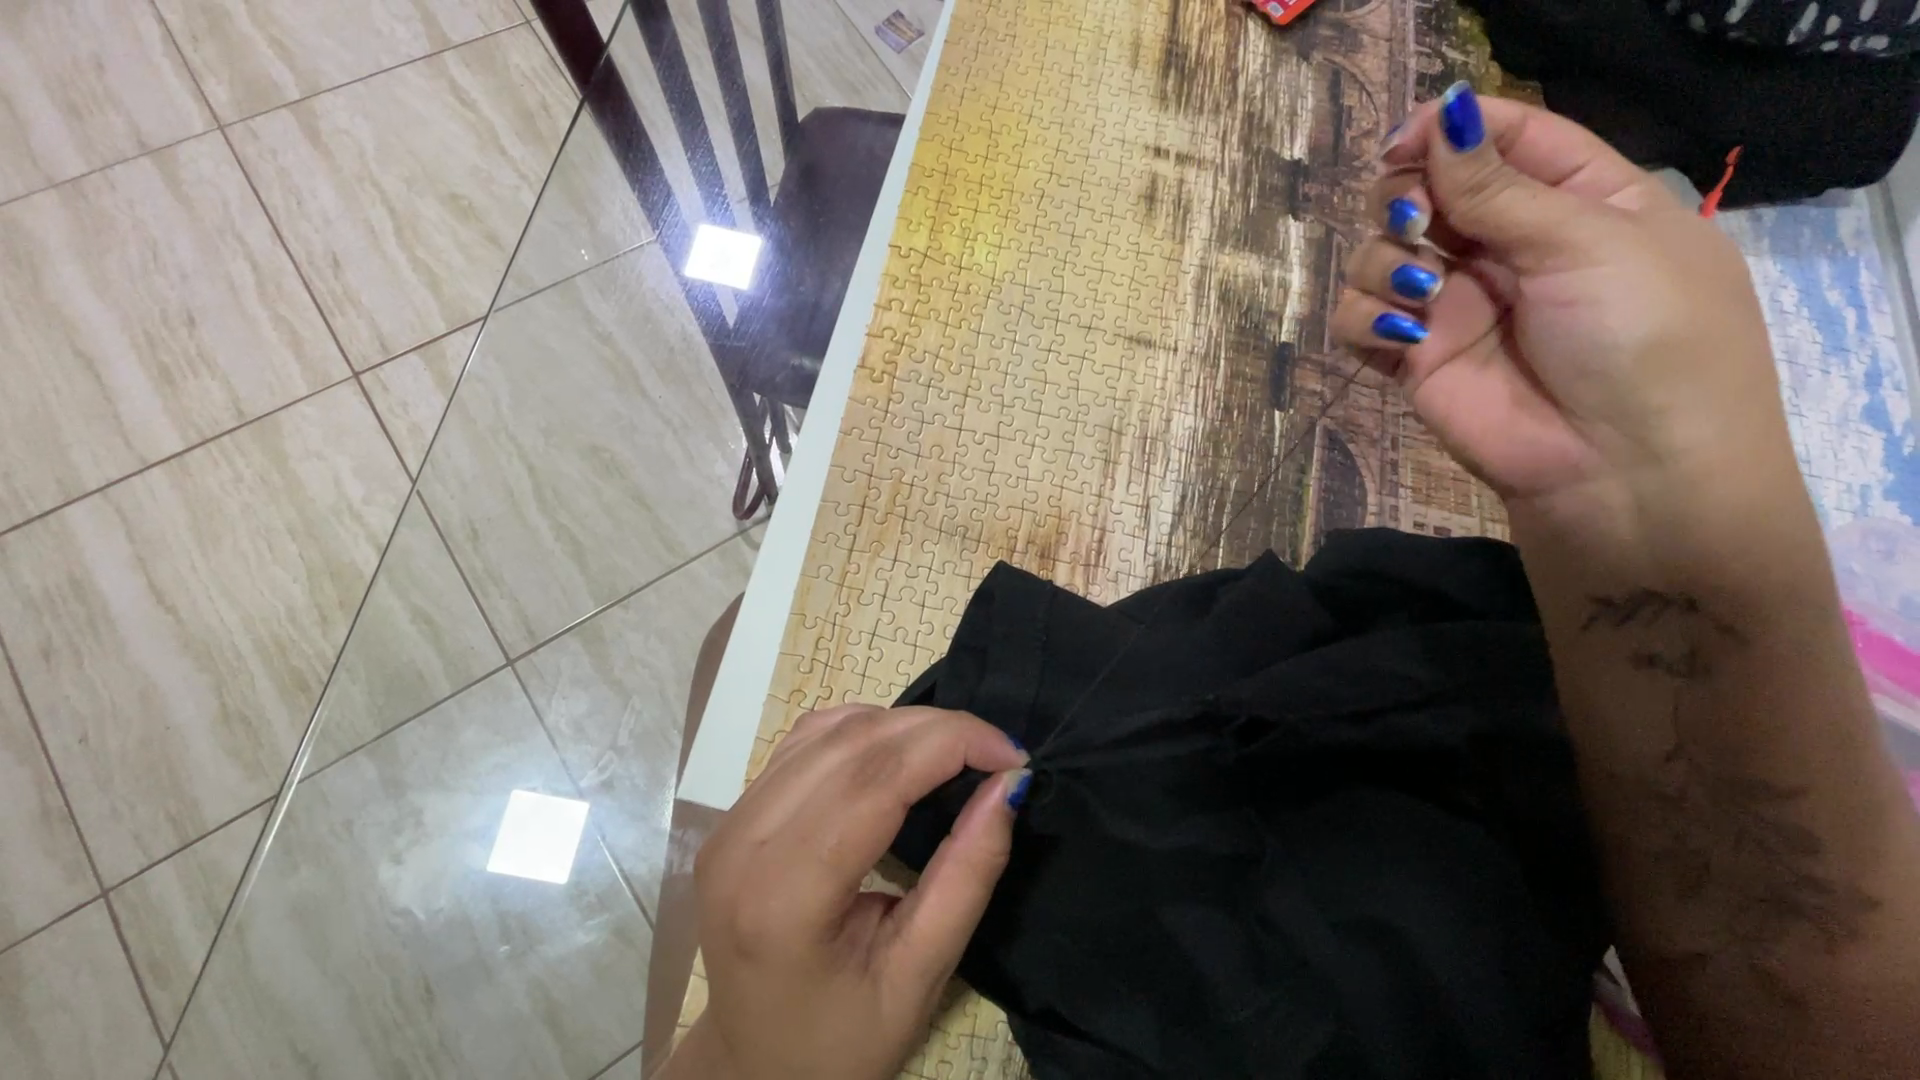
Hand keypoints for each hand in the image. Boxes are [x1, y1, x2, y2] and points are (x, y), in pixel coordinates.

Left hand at [663, 705, 1030, 1079]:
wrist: (754, 1067)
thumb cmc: (841, 1041)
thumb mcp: (919, 975)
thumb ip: (967, 876)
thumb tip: (1009, 786)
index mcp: (784, 895)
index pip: (874, 780)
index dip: (950, 745)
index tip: (1012, 754)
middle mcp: (744, 841)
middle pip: (851, 743)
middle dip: (936, 729)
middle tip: (995, 751)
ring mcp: (731, 823)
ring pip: (826, 730)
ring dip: (901, 724)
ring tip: (956, 752)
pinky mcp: (734, 815)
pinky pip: (804, 743)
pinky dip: (862, 731)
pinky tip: (898, 752)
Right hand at [1330, 86, 1797, 518]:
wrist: (1618, 468)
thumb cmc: (1641, 337)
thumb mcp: (1588, 243)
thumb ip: (1500, 188)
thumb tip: (1442, 114)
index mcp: (1572, 200)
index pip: (1500, 140)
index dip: (1448, 130)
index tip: (1405, 141)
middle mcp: (1503, 246)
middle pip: (1422, 190)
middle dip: (1403, 197)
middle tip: (1415, 221)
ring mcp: (1451, 304)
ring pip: (1378, 253)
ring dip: (1384, 262)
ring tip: (1423, 293)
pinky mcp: (1411, 356)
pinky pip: (1358, 319)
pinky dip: (1365, 319)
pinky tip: (1402, 338)